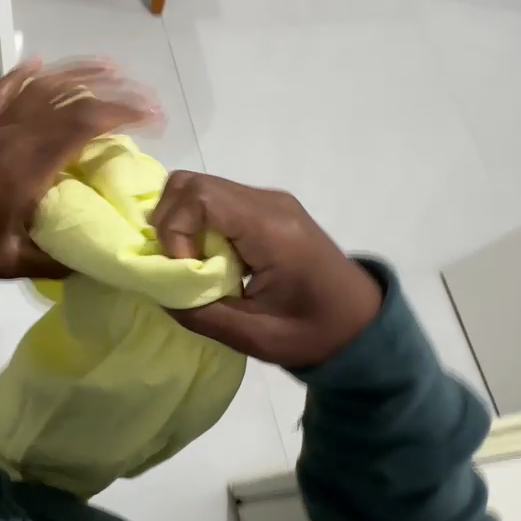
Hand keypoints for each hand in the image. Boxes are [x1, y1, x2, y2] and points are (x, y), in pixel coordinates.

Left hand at [0, 58, 158, 278]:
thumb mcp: (16, 262)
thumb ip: (59, 260)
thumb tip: (99, 262)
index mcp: (29, 165)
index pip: (83, 123)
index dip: (122, 113)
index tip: (151, 117)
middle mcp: (15, 136)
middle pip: (69, 97)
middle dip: (111, 91)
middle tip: (143, 96)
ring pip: (39, 87)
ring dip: (76, 73)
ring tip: (108, 67)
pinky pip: (2, 92)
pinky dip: (22, 75)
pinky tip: (37, 63)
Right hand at [151, 173, 383, 367]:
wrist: (361, 326)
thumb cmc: (312, 333)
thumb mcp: (253, 337)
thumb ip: (199, 312)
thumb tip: (158, 287)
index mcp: (271, 230)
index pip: (201, 197)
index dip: (175, 229)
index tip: (183, 269)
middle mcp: (268, 203)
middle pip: (193, 184)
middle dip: (168, 221)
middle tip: (175, 263)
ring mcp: (267, 201)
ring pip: (198, 187)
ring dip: (178, 222)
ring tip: (188, 262)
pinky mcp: (263, 208)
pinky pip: (214, 200)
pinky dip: (194, 223)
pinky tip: (204, 257)